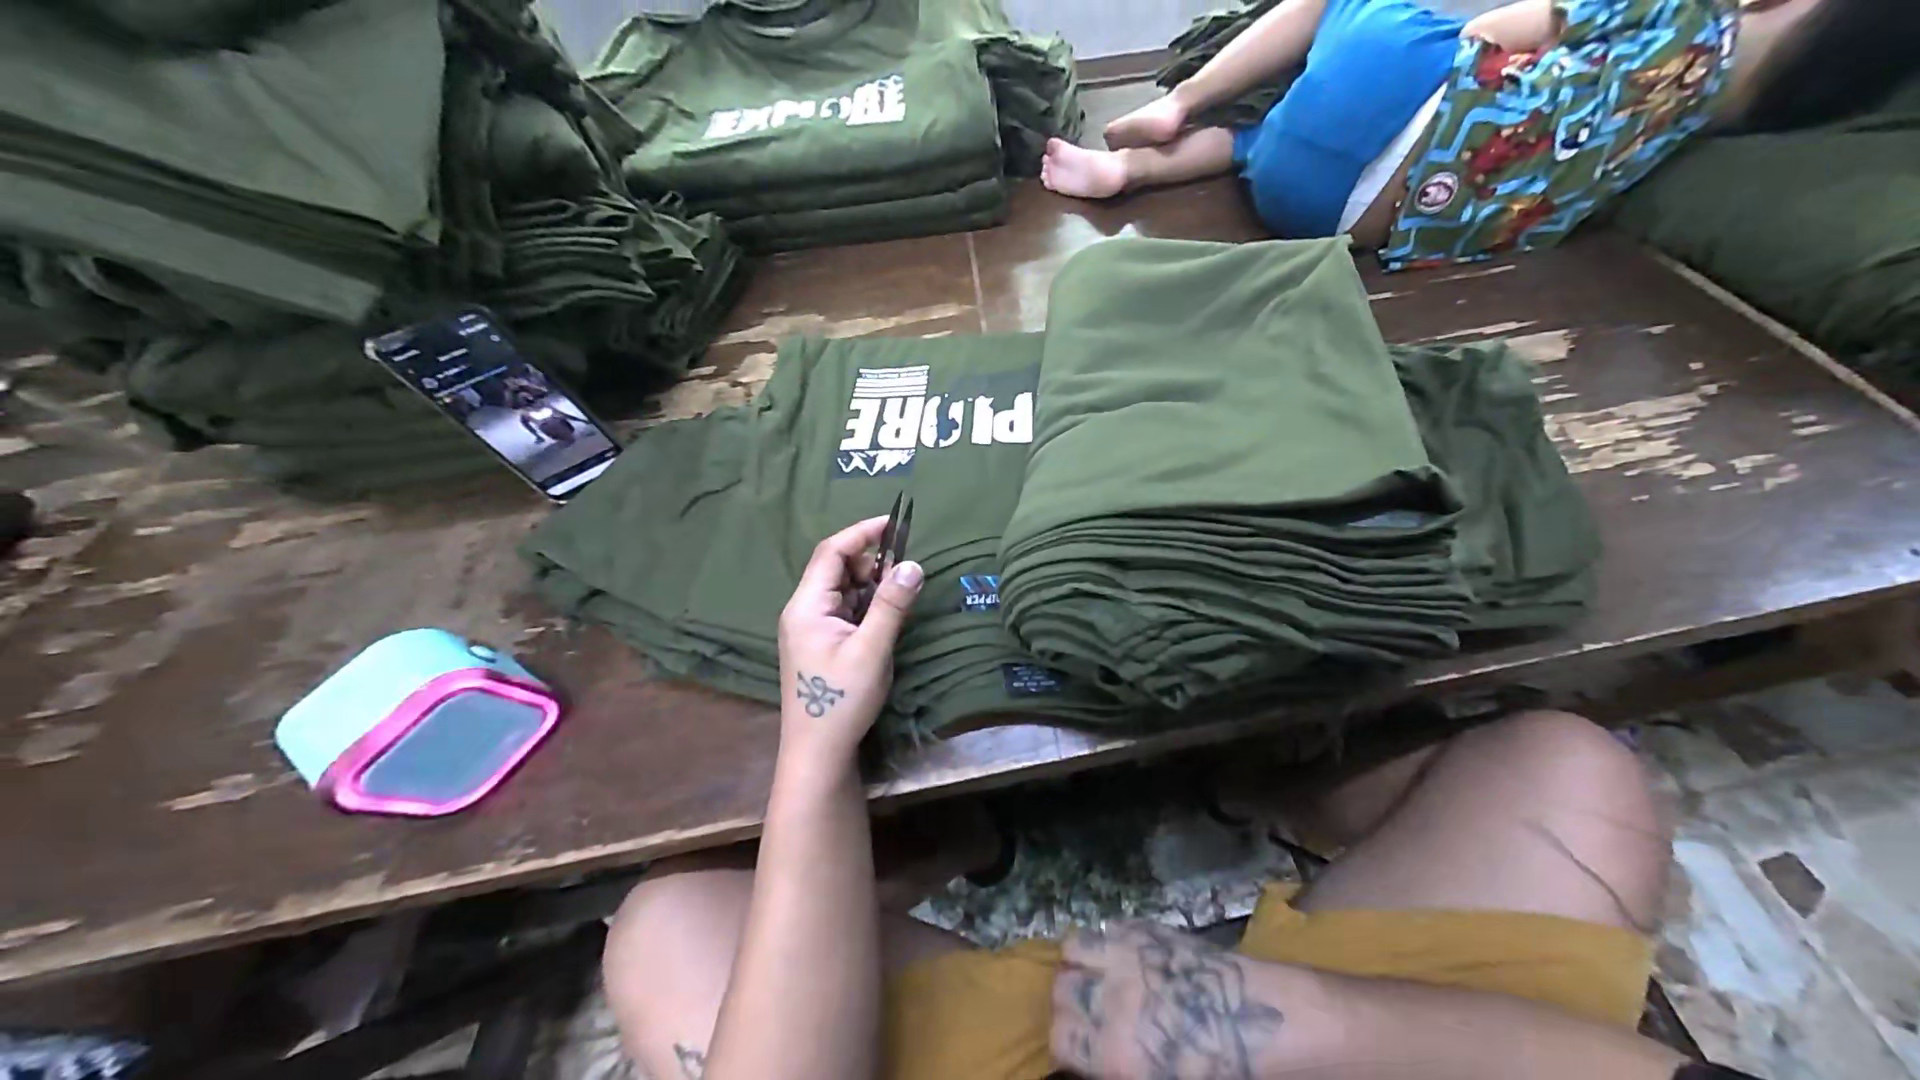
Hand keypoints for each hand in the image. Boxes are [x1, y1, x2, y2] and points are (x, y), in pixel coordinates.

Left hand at [777, 515, 923, 764]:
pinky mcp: (821, 643)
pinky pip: (844, 610)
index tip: (894, 523)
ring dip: (870, 582)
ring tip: (900, 588)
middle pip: (835, 568)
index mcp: (806, 606)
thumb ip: (892, 605)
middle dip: (869, 560)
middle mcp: (803, 611)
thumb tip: (913, 564)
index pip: (831, 552)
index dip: (861, 533)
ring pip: (842, 589)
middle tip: (904, 565)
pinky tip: (886, 613)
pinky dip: (866, 603)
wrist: (818, 753)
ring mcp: (810, 628)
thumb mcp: (872, 649)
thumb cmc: (842, 700)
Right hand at [1050, 922, 1319, 1079]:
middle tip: (1091, 1009)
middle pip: (1060, 990)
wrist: (1271, 1022)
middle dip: (1070, 1000)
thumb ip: (1120, 1065)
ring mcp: (1127, 958)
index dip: (1067, 1041)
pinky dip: (1106, 938)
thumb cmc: (1227, 1071)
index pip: (1059, 1038)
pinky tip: (1124, 953)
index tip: (1081, 1044)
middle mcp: (1112, 1002)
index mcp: (1117, 1054)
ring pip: (1073, 948)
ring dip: (1080, 961)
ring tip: (1098, 972)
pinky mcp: (1147, 930)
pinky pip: (1106, 926)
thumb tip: (1095, 1054)